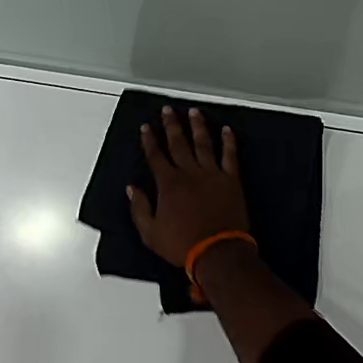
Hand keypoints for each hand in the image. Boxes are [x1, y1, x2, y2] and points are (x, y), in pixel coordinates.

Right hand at [129, 107, 249, 267]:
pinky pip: (230, 155)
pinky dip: (228, 141)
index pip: (155, 156)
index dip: (150, 140)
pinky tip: (226, 130)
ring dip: (197, 126)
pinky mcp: (231, 181)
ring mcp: (212, 174)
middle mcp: (189, 173)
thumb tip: (131, 190)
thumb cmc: (183, 244)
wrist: (217, 252)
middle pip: (178, 143)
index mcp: (169, 184)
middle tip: (167, 110)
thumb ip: (140, 208)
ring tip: (193, 112)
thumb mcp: (150, 232)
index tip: (146, 127)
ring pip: (203, 143)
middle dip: (171, 125)